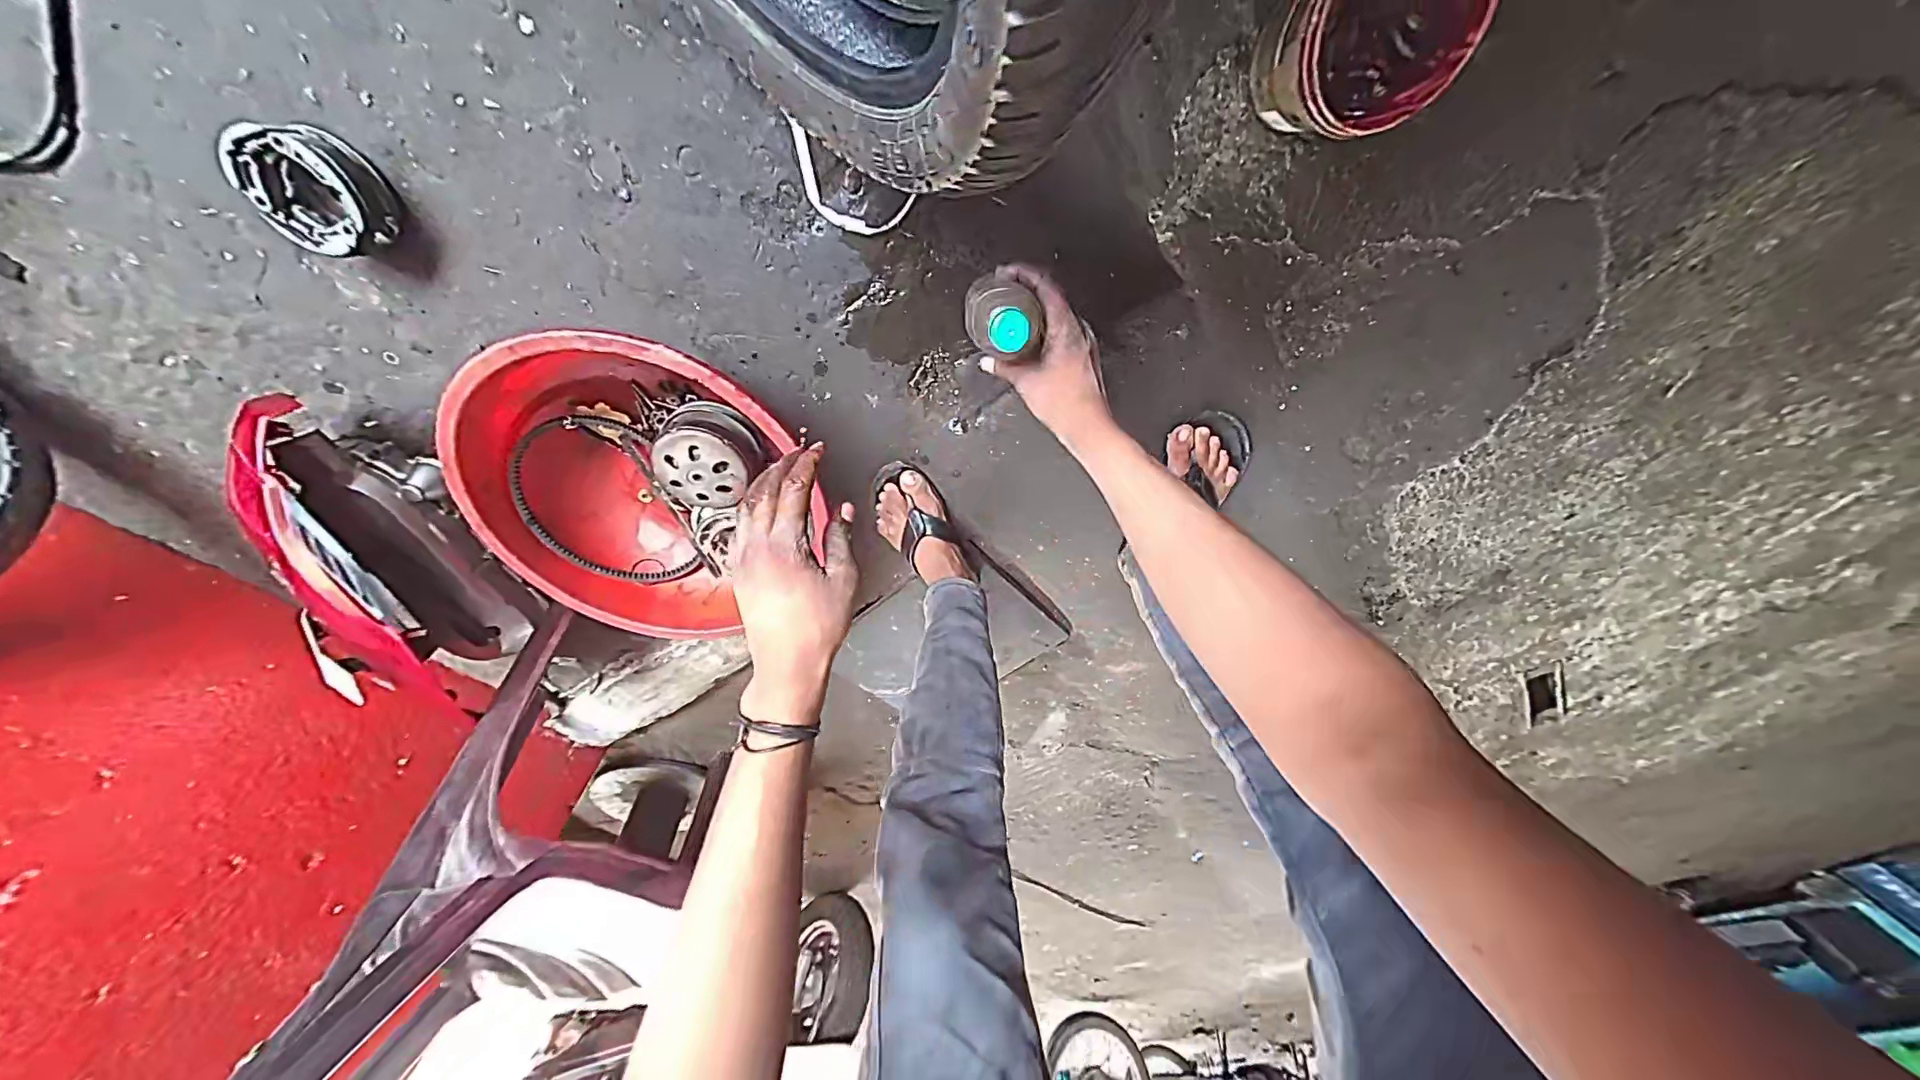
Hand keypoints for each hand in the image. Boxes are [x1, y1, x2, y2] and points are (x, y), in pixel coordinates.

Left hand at [728, 444, 857, 724]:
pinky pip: (739, 525)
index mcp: (784, 547)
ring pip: (747, 505)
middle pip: (765, 491)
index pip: (793, 491)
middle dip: (783, 466)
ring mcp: (742, 559)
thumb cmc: (815, 630)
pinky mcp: (737, 570)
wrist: (787, 663)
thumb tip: (841, 512)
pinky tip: (758, 504)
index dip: (806, 466)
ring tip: (779, 469)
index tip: (815, 452)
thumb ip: (840, 539)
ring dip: (763, 482)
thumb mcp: (842, 580)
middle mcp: (756, 548)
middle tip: (798, 452)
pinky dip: (750, 505)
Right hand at [983, 264, 1113, 445]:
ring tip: (1019, 313)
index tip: (1009, 272)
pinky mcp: (1084, 356)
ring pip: (1060, 313)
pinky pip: (1064, 330)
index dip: (1026, 274)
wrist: (1089, 426)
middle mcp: (1079, 331)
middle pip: (1054, 297)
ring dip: (1038, 309)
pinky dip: (1047, 326)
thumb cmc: (1067, 406)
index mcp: (1066, 329)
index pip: (1047, 287)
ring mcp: (1085, 343)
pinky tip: (1034, 339)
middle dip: (1030, 290)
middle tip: (1010, 290)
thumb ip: (1005, 367)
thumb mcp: (1026, 382)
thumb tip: (990, 361)